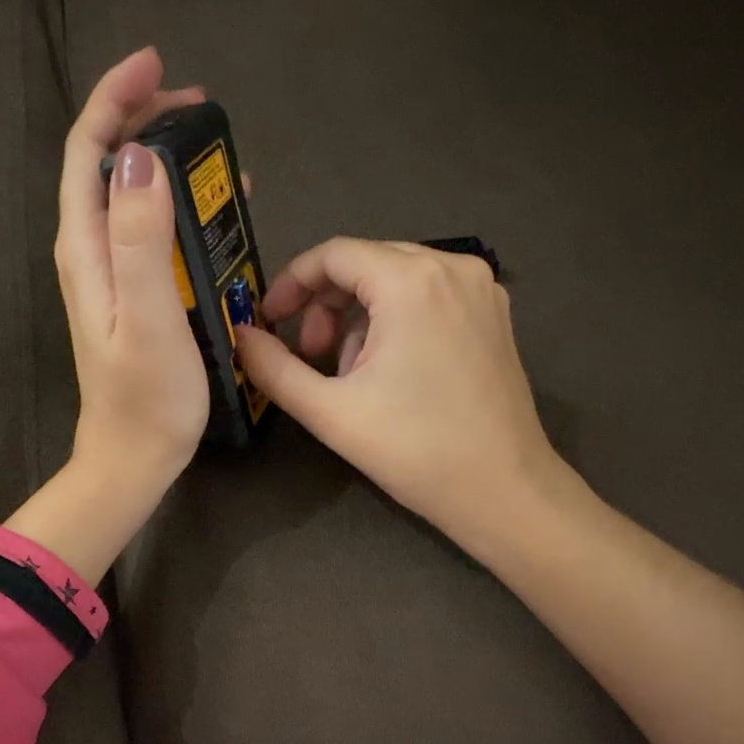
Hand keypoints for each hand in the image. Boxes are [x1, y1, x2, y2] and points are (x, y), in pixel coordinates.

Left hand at [55, 47, 209, 489]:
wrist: (134, 459)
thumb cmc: (147, 399)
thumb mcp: (150, 316)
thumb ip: (141, 239)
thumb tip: (137, 159)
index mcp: (86, 249)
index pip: (86, 152)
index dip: (115, 99)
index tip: (158, 65)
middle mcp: (90, 253)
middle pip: (105, 164)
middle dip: (144, 120)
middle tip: (201, 108)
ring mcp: (110, 275)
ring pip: (129, 195)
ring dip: (164, 160)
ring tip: (216, 151)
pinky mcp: (132, 294)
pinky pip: (149, 229)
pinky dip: (177, 204)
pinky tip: (213, 210)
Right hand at [234, 238, 563, 538]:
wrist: (502, 489)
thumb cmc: (414, 449)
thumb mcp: (330, 411)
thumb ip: (274, 368)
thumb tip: (241, 337)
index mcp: (412, 281)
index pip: (334, 254)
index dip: (291, 283)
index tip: (268, 321)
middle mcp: (452, 266)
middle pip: (367, 262)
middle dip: (326, 304)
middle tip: (309, 355)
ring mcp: (481, 289)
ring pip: (397, 278)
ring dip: (359, 316)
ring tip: (349, 373)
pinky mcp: (494, 314)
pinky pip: (429, 296)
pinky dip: (396, 320)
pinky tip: (389, 369)